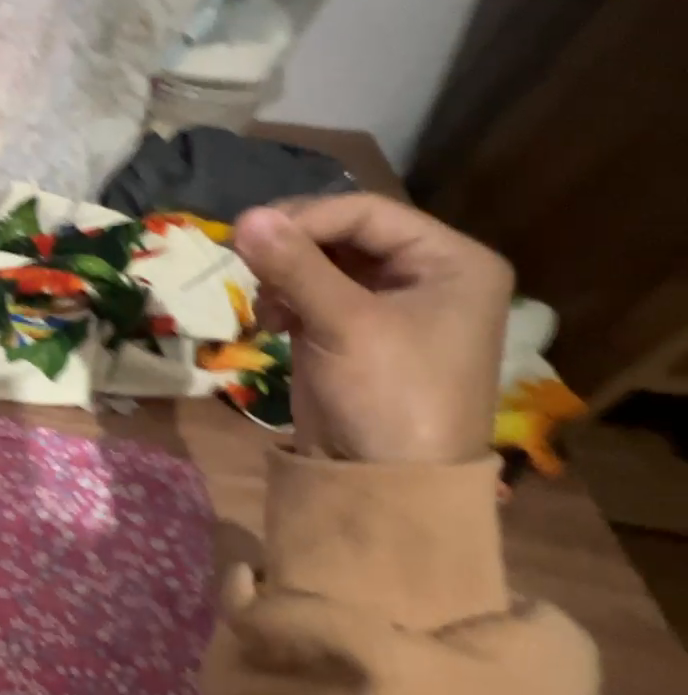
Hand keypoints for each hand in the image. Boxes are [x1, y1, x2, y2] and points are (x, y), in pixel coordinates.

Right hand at [232, 194, 512, 464]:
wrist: (384, 480)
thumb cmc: (388, 393)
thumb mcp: (344, 323)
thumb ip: (295, 266)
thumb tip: (243, 217)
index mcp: (450, 261)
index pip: (367, 214)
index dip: (306, 219)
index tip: (247, 236)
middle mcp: (423, 275)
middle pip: (343, 236)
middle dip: (291, 250)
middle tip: (247, 267)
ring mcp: (385, 306)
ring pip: (320, 265)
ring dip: (282, 277)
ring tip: (264, 306)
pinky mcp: (349, 334)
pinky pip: (311, 296)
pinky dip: (283, 301)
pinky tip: (269, 322)